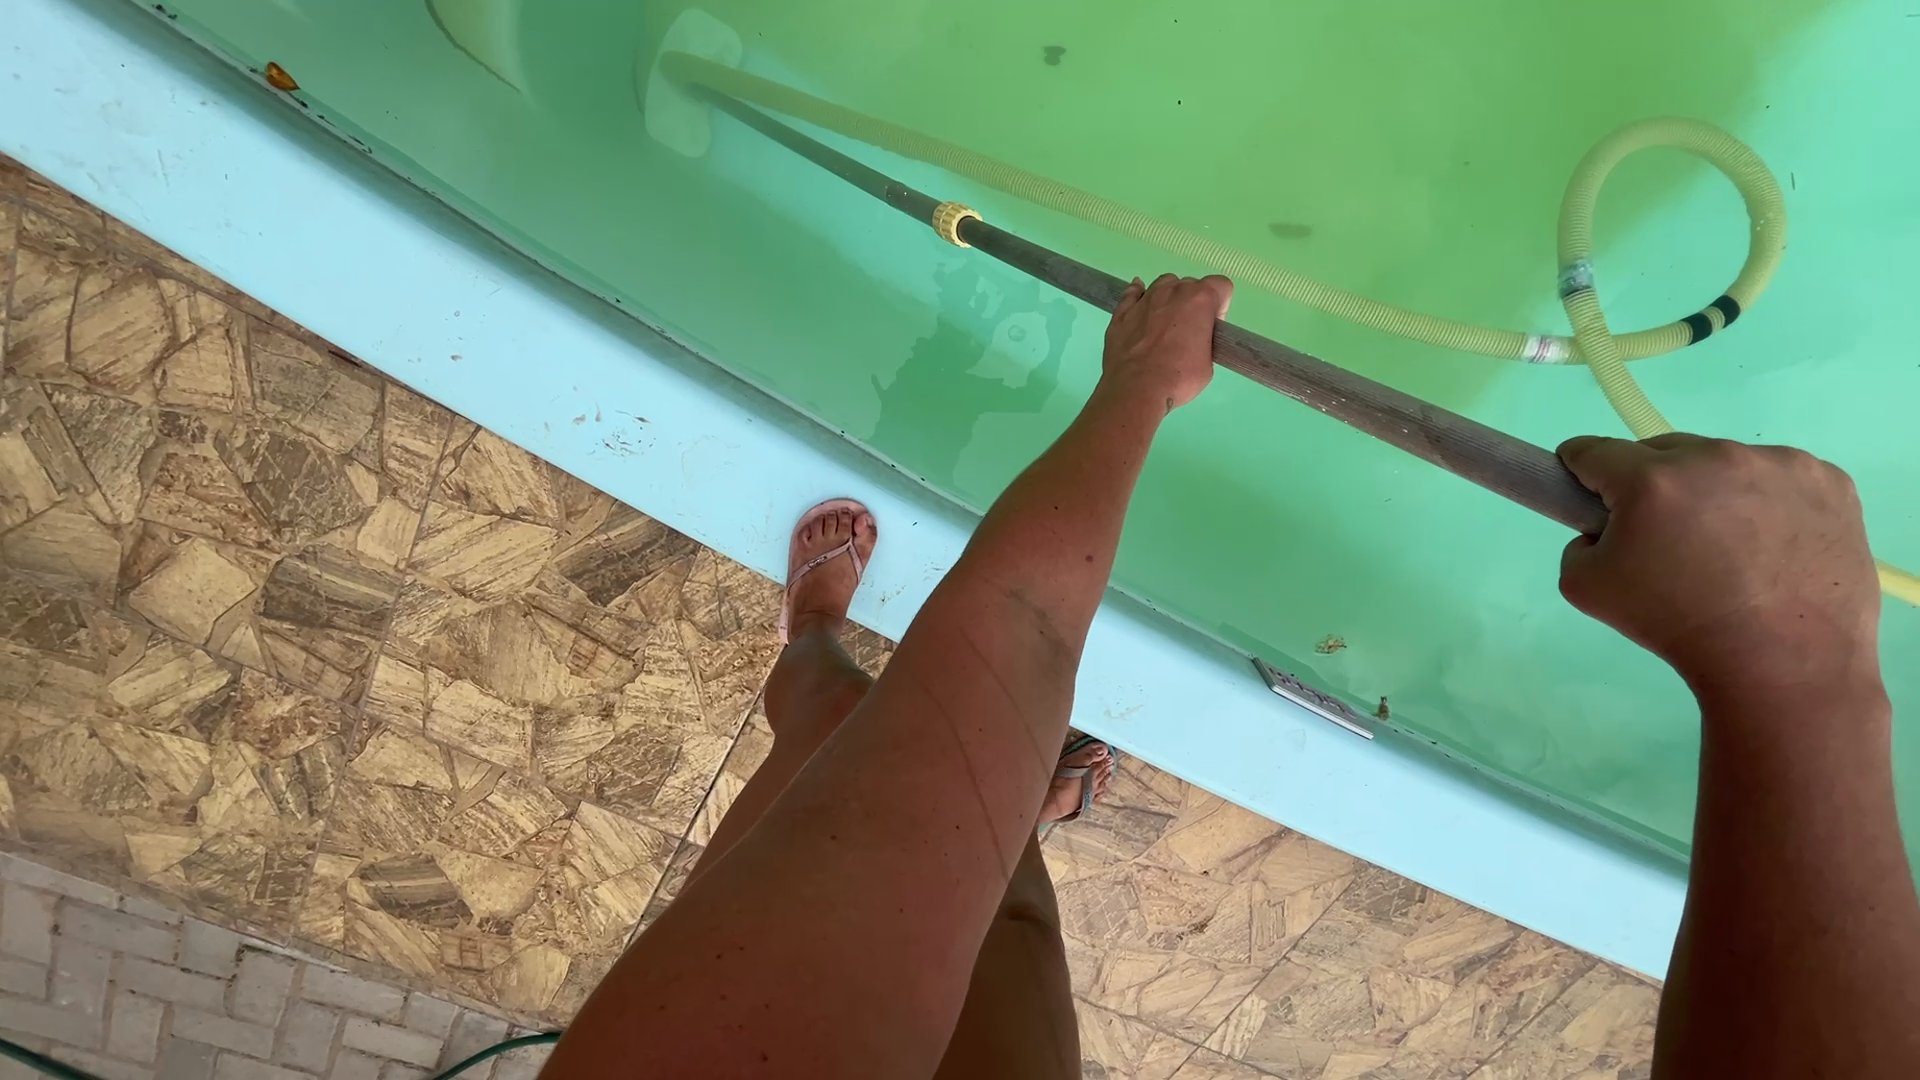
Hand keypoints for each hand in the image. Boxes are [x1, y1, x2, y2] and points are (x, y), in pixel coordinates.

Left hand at [1101, 273, 1232, 411]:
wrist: (1136, 390)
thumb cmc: (1178, 379)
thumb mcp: (1208, 363)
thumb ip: (1204, 341)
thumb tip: (1193, 341)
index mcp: (1200, 299)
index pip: (1220, 286)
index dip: (1220, 307)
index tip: (1211, 327)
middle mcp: (1172, 291)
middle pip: (1189, 286)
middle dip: (1192, 305)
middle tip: (1186, 333)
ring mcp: (1144, 300)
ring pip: (1162, 286)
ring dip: (1167, 299)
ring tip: (1163, 325)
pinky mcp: (1121, 313)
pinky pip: (1131, 294)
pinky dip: (1137, 296)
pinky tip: (1139, 305)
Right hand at [1558, 433, 1883, 706]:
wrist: (1780, 657)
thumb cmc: (1670, 619)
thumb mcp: (1580, 583)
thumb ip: (1579, 540)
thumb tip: (1607, 527)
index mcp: (1650, 481)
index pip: (1591, 449)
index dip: (1575, 469)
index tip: (1581, 493)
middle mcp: (1715, 459)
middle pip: (1656, 449)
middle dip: (1642, 481)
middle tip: (1655, 531)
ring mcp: (1780, 466)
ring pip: (1715, 460)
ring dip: (1701, 486)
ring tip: (1716, 539)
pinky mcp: (1829, 481)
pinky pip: (1770, 473)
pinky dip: (1755, 494)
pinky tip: (1760, 537)